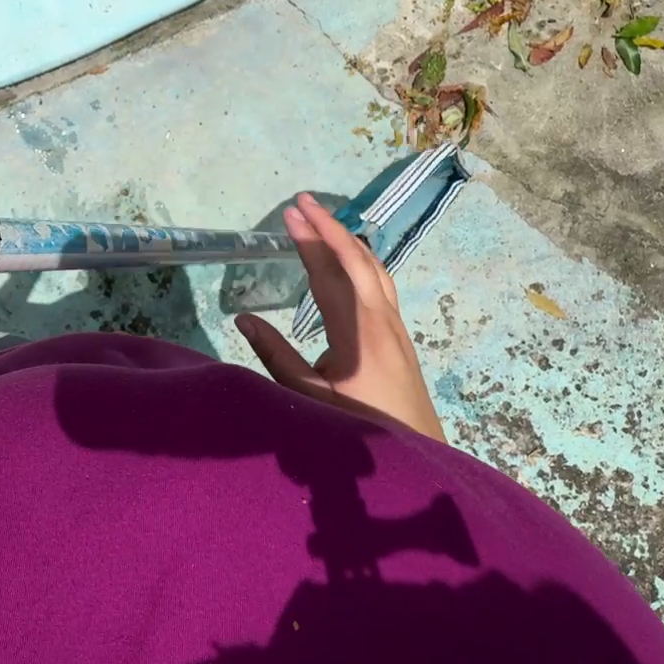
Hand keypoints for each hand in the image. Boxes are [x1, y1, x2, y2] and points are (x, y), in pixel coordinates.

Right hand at [235, 193, 445, 442]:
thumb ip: (276, 355)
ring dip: (347, 242)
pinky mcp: (398, 338)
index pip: (331, 271)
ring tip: (324, 223)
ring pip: (375, 270)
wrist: (419, 460)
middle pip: (357, 260)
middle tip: (302, 204)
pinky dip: (361, 261)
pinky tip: (351, 263)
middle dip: (329, 228)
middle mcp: (381, 320)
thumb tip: (244, 319)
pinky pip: (380, 284)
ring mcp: (395, 328)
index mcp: (358, 330)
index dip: (311, 239)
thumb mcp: (309, 396)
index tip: (291, 213)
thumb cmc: (358, 429)